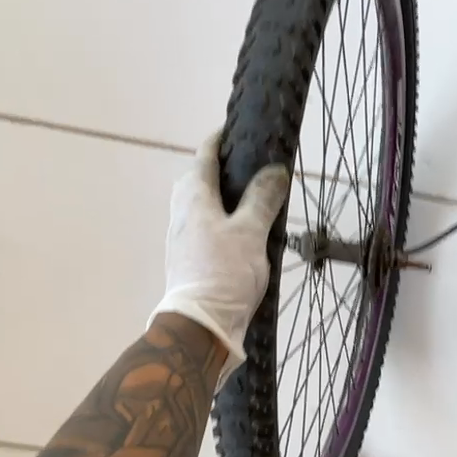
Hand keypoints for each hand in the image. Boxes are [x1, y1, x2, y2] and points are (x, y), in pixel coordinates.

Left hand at [154, 132, 291, 387]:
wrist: (202, 326)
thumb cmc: (224, 273)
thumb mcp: (251, 232)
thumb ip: (262, 200)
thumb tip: (275, 170)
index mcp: (194, 197)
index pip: (205, 156)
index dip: (220, 140)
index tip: (236, 130)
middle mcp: (181, 213)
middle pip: (197, 181)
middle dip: (219, 172)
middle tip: (248, 170)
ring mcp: (181, 240)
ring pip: (200, 208)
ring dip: (220, 201)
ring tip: (249, 205)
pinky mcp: (187, 263)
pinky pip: (204, 232)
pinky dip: (220, 225)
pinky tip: (240, 238)